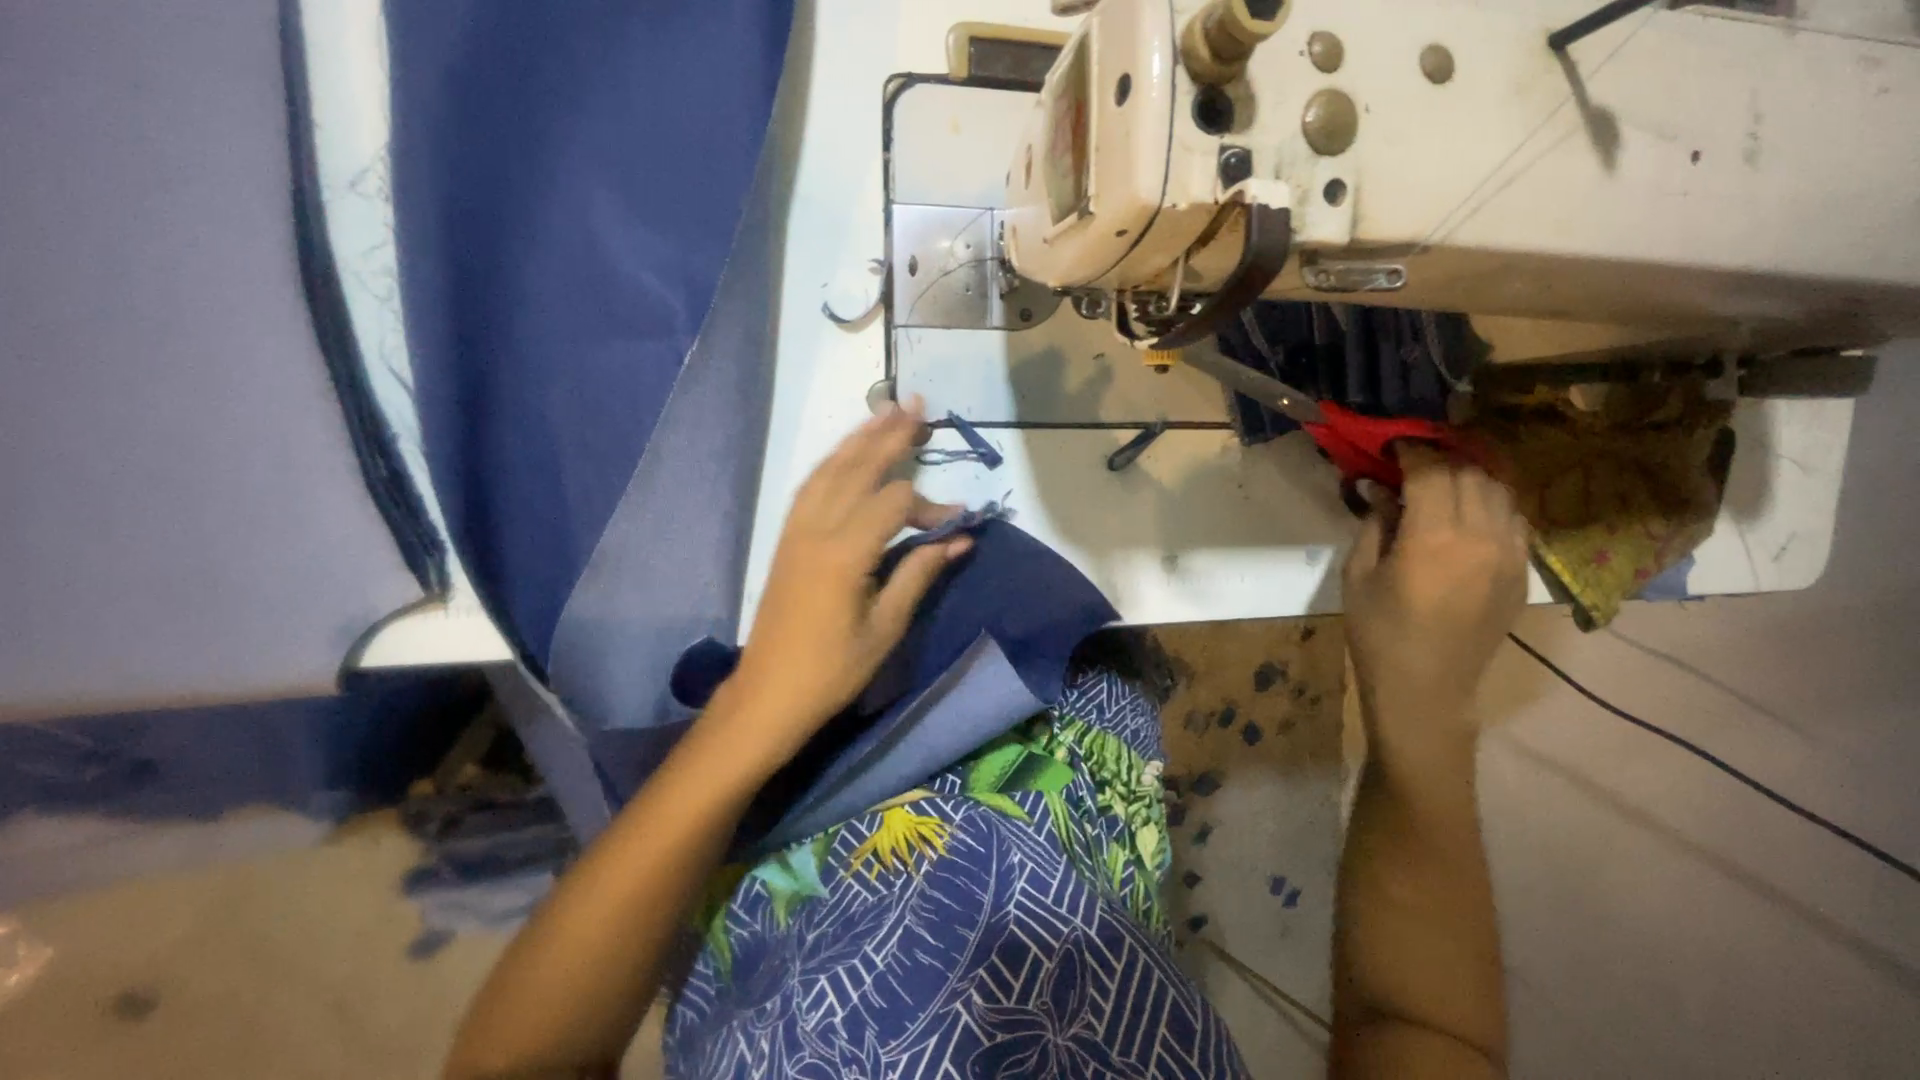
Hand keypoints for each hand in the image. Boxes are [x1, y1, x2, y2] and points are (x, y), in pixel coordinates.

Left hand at [715, 399, 970, 772]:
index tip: (958, 521)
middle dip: (890, 437)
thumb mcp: (886, 627)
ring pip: (828, 470)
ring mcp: (795, 531)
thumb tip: (960, 538)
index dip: (931, 505)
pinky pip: (809, 487)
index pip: (895, 503)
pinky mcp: (786, 539)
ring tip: (884, 412)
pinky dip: (831, 463)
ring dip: (858, 440)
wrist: (769, 692)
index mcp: (845, 553)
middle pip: (858, 469)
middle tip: (919, 406)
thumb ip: (920, 573)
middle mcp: (816, 529)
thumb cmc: (833, 669)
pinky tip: (845, 454)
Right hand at [1343, 444, 1529, 750]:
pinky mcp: (1522, 572)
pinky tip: (1469, 515)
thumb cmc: (1379, 633)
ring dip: (1471, 478)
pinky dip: (1492, 506)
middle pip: (1471, 473)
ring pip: (1500, 491)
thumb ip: (1374, 524)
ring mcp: (1510, 554)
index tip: (1393, 446)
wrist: (1426, 688)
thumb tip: (1382, 489)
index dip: (1412, 451)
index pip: (1432, 471)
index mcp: (1434, 537)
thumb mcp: (1359, 575)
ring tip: (1444, 485)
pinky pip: (1515, 520)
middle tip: (1414, 465)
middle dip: (1441, 460)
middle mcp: (1481, 537)